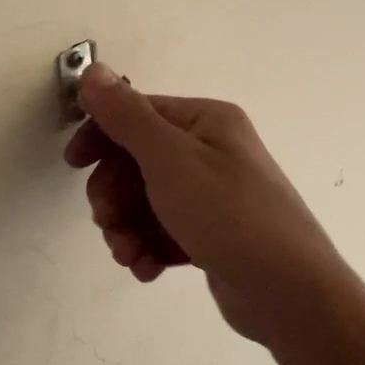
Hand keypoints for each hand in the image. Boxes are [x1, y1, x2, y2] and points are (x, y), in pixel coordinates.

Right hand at [63, 63, 352, 345]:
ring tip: (131, 255)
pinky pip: (164, 231)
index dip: (101, 136)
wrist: (289, 294)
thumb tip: (93, 70)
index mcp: (206, 121)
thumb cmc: (228, 215)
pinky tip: (149, 268)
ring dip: (127, 227)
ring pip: (145, 201)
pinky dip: (149, 247)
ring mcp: (213, 196)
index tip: (74, 164)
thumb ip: (126, 116)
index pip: (137, 113)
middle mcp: (211, 152)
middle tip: (110, 222)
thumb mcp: (170, 159)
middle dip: (114, 195)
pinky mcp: (212, 235)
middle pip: (136, 161)